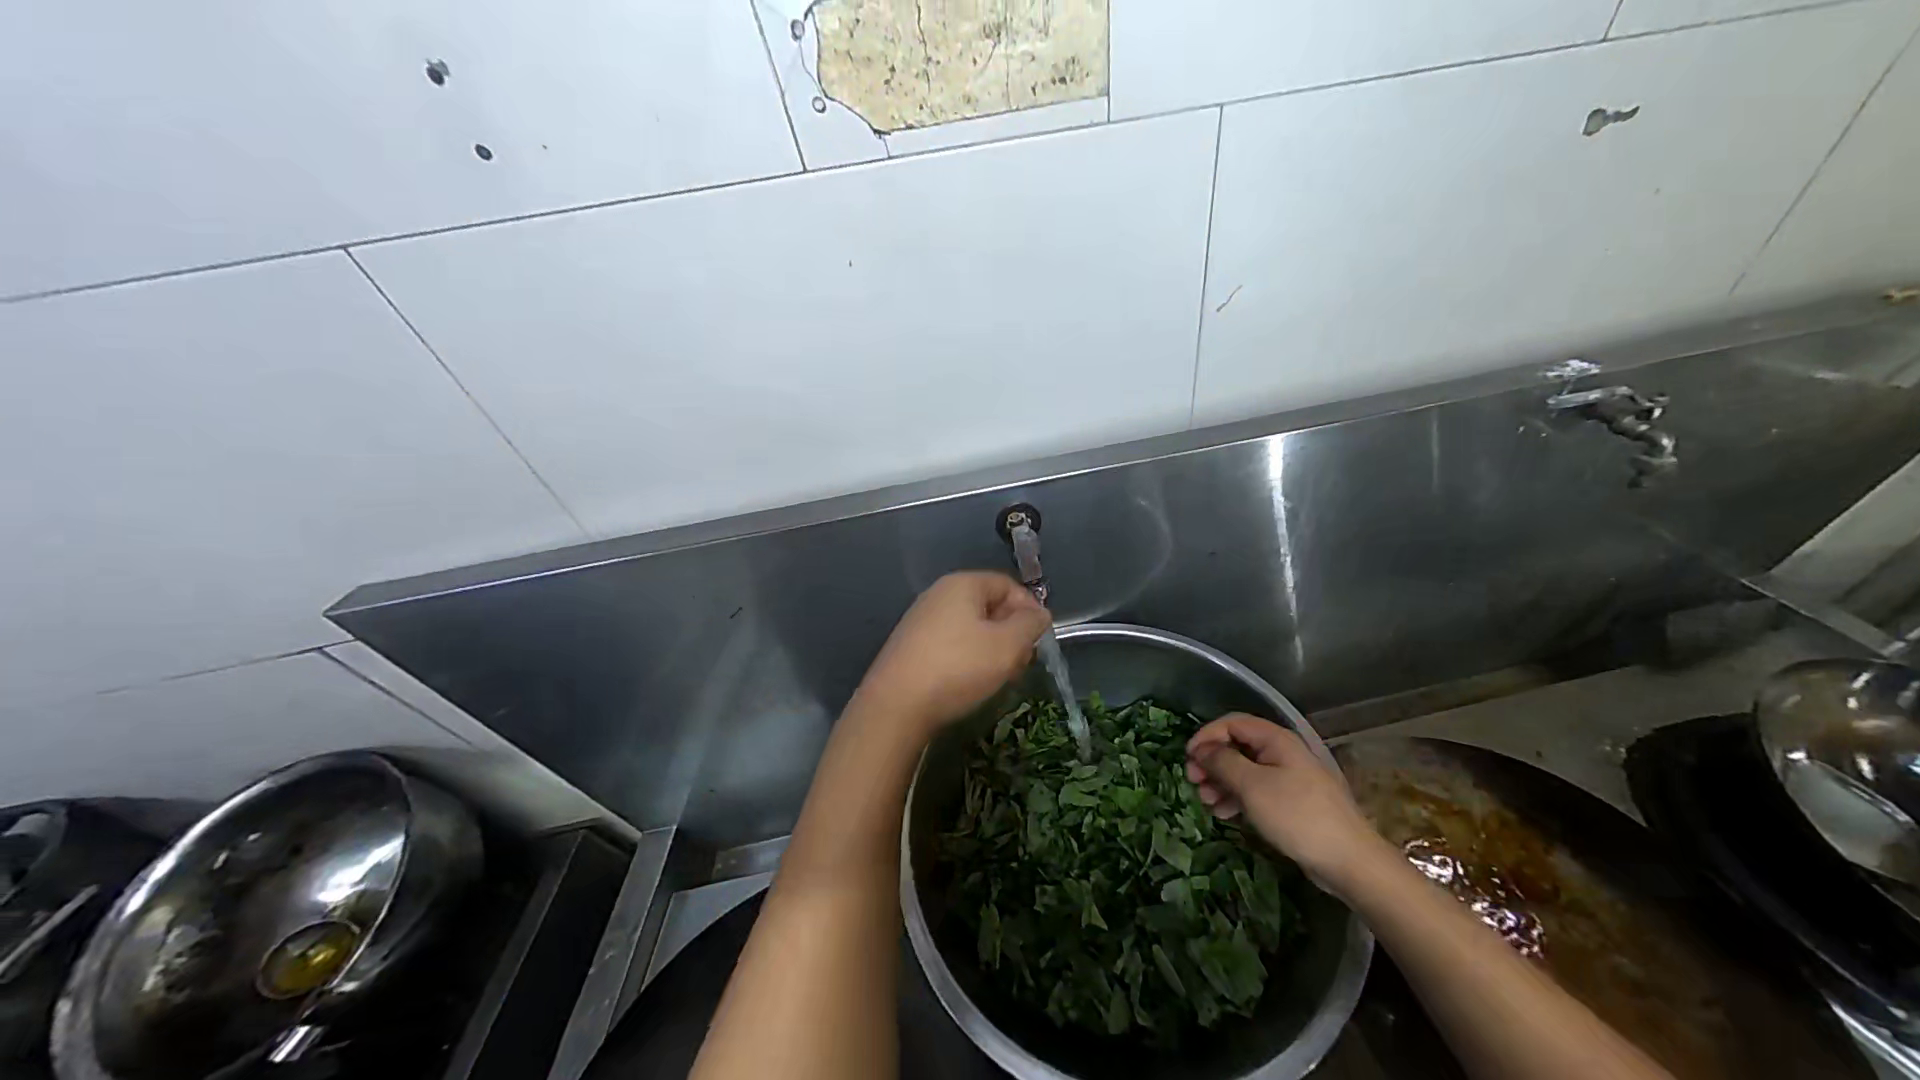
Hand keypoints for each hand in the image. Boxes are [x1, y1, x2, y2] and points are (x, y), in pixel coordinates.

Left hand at [856, 572, 1051, 735]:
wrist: (896, 706)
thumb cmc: (958, 668)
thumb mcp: (1007, 645)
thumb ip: (1030, 625)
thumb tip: (1039, 614)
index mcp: (962, 584)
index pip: (1008, 585)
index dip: (1029, 609)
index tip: (1039, 640)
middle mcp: (938, 595)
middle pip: (988, 606)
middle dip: (1012, 632)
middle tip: (1022, 662)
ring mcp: (920, 621)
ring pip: (970, 628)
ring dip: (992, 649)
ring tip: (1001, 677)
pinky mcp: (911, 647)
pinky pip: (951, 644)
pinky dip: (969, 658)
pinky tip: (972, 683)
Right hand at [1185, 713, 1389, 894]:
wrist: (1349, 861)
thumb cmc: (1297, 815)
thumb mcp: (1252, 786)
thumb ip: (1223, 762)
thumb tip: (1202, 749)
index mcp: (1276, 740)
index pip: (1232, 723)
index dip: (1206, 736)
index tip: (1187, 758)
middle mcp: (1282, 753)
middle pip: (1237, 746)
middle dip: (1211, 762)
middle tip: (1193, 782)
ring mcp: (1288, 778)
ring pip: (1244, 770)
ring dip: (1220, 783)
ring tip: (1206, 803)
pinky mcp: (1291, 802)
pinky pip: (1256, 790)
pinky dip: (1237, 798)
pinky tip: (1224, 814)